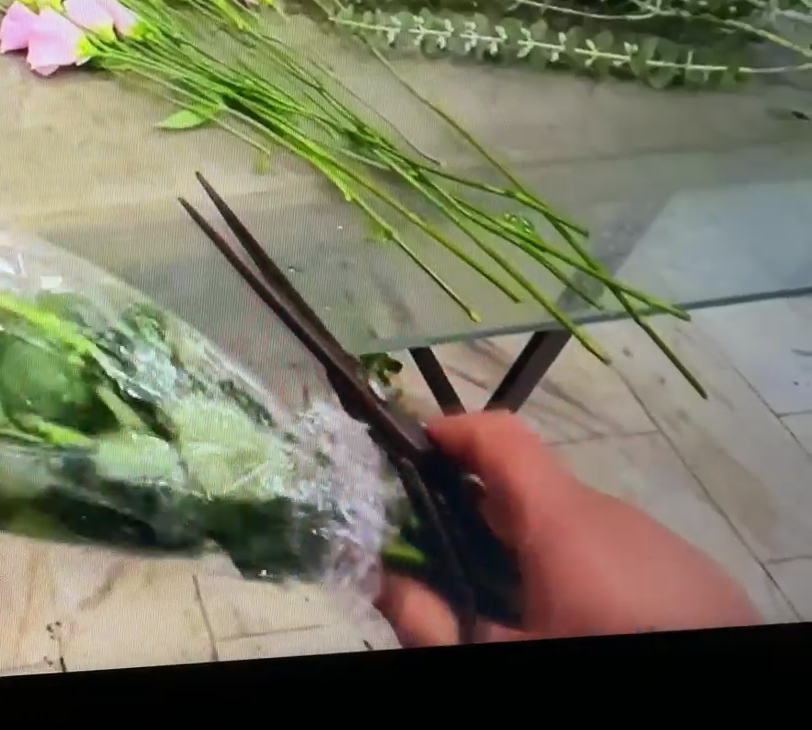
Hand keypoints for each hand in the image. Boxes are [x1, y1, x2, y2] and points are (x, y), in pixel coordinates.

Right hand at [378, 412, 757, 644]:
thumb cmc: (596, 659)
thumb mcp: (489, 653)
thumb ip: (422, 613)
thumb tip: (380, 576)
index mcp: (566, 522)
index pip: (500, 435)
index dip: (448, 430)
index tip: (410, 451)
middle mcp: (620, 519)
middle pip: (531, 489)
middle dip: (480, 510)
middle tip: (447, 555)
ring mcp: (672, 552)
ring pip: (578, 525)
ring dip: (534, 544)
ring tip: (514, 599)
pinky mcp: (709, 587)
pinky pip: (624, 555)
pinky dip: (586, 570)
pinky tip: (580, 620)